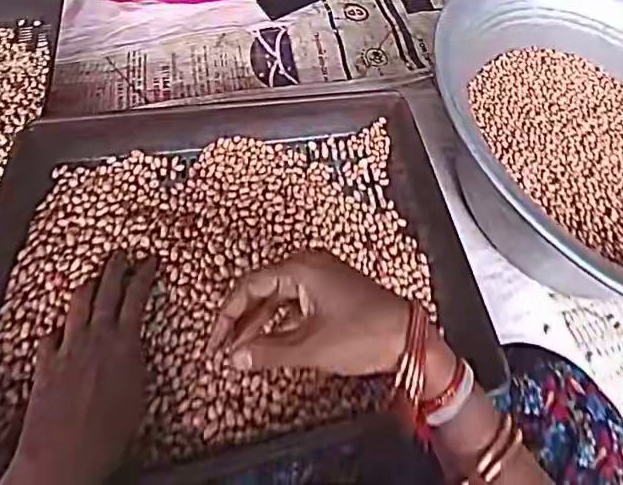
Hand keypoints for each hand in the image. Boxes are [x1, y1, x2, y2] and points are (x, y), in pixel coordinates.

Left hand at [2, 253, 159, 484]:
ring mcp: (69, 347)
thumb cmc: (105, 439)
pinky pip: (51, 334)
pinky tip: (60, 328)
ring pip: (78, 301)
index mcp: (124, 344)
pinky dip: (57, 327)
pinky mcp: (46, 363)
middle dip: (116, 266)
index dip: (144, 274)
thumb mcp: (137, 399)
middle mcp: (96, 337)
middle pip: (107, 289)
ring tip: (93, 277)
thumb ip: (134, 365)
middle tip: (121, 254)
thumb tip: (134, 350)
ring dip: (88, 285)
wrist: (62, 461)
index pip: (137, 296)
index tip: (149, 262)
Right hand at [208, 250, 412, 375]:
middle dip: (240, 319)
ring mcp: (319, 275)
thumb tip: (235, 358)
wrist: (408, 335)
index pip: (250, 286)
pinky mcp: (329, 288)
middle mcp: (307, 263)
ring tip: (241, 349)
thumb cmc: (363, 333)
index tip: (214, 342)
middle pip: (261, 288)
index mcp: (299, 267)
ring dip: (259, 322)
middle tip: (222, 347)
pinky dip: (279, 320)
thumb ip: (269, 352)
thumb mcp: (311, 347)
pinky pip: (293, 301)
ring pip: (277, 296)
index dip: (228, 316)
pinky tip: (269, 341)